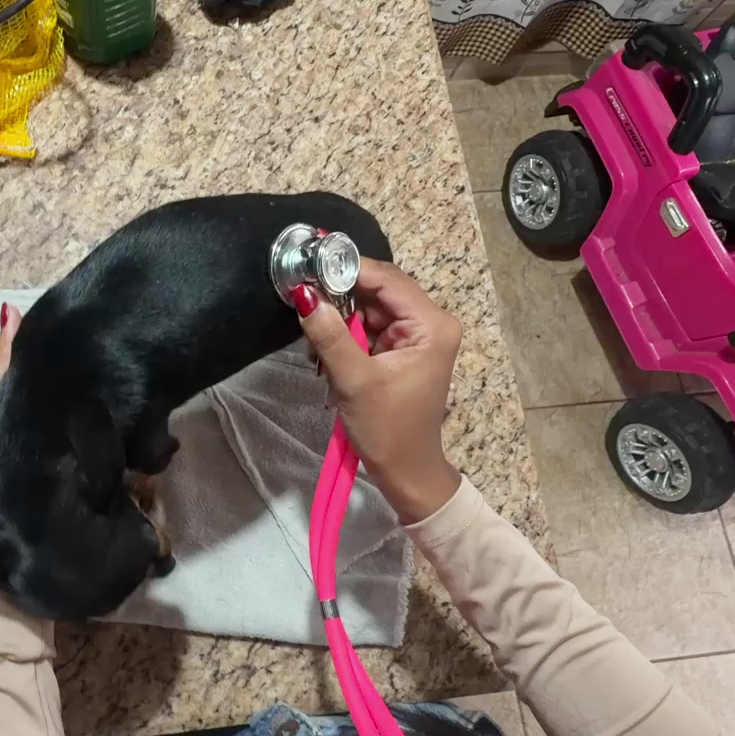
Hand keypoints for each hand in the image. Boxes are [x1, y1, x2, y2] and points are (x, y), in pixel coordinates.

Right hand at [295, 260, 462, 523]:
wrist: (404, 470)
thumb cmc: (388, 430)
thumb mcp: (354, 381)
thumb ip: (329, 335)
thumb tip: (304, 295)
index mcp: (431, 325)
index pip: (387, 279)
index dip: (348, 268)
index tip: (309, 264)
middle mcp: (429, 322)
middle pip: (377, 290)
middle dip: (339, 297)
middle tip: (303, 301)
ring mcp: (414, 335)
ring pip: (368, 307)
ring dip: (337, 319)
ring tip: (314, 342)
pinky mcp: (398, 348)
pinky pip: (366, 326)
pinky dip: (343, 334)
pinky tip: (325, 352)